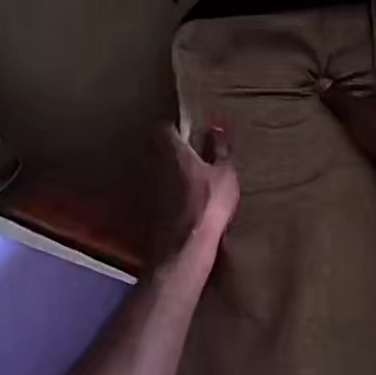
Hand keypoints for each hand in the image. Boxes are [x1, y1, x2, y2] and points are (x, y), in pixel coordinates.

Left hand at [153, 124, 239, 275]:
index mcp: (172, 150)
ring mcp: (151, 187)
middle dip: (177, 148)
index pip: (166, 127)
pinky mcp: (152, 207)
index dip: (179, 127)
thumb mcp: (224, 173)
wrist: (184, 247)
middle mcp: (155, 164)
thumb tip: (217, 127)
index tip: (195, 129)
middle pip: (161, 148)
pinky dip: (175, 190)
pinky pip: (163, 190)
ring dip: (176, 169)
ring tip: (198, 175)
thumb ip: (220, 149)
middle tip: (199, 151)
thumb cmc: (207, 204)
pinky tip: (192, 199)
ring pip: (161, 169)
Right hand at [322, 83, 375, 170]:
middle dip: (360, 109)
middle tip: (336, 111)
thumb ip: (338, 98)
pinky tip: (357, 148)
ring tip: (342, 131)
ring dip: (366, 129)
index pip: (374, 81)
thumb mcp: (356, 112)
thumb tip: (320, 81)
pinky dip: (372, 144)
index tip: (338, 92)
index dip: (356, 86)